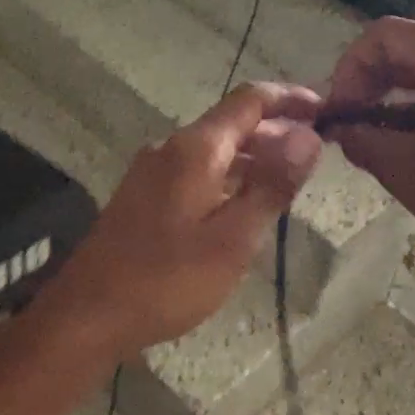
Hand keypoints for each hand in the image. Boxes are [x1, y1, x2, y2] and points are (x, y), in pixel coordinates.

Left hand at [29, 83, 323, 359]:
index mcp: (195, 149)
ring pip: (214, 150)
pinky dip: (229, 177)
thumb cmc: (166, 280)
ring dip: (253, 157)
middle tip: (317, 153)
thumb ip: (271, 185)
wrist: (87, 315)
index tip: (327, 109)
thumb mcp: (232, 239)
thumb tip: (308, 136)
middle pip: (231, 124)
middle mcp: (171, 149)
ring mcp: (152, 173)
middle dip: (276, 131)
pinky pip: (196, 172)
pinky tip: (243, 205)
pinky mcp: (143, 198)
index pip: (250, 100)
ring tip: (289, 180)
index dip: (291, 99)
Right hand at [325, 17, 414, 291]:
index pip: (385, 35)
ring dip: (392, 98)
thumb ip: (361, 140)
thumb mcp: (404, 168)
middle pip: (407, 49)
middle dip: (369, 83)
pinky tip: (405, 144)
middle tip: (346, 123)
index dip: (350, 68)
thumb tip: (340, 130)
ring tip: (370, 138)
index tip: (338, 110)